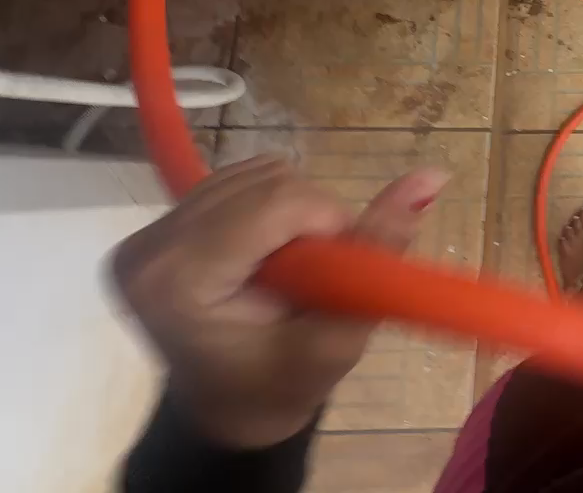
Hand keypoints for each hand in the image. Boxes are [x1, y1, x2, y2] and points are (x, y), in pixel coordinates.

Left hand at [111, 155, 449, 447]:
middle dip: (313, 219)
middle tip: (316, 273)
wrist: (230, 410)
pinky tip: (271, 250)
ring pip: (262, 172)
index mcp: (180, 279)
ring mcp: (150, 233)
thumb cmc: (280, 385)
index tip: (334, 270)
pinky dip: (276, 204)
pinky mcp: (162, 224)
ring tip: (293, 266)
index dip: (328, 223)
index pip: (279, 201)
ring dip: (297, 210)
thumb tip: (432, 176)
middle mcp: (151, 248)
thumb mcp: (339, 335)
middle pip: (272, 181)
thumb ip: (379, 253)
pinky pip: (245, 176)